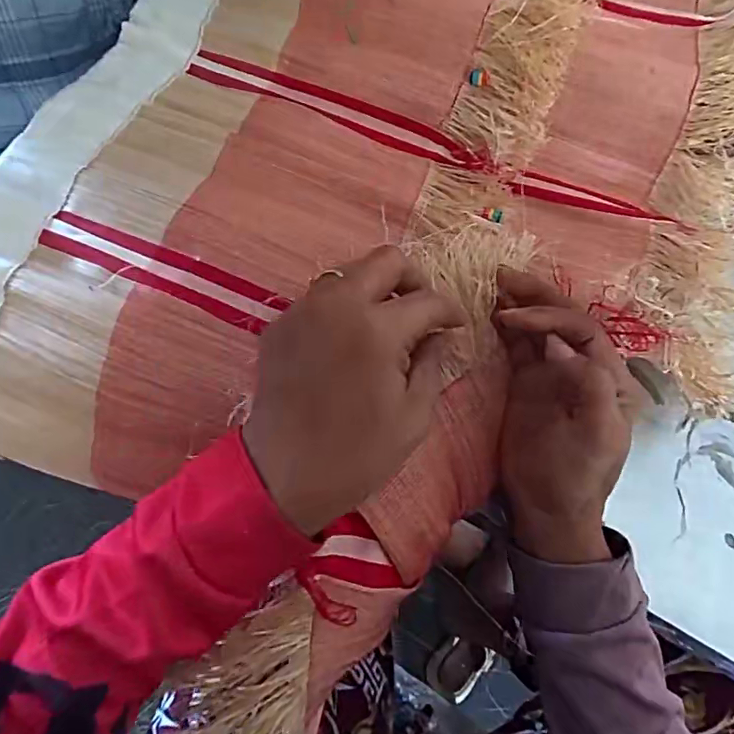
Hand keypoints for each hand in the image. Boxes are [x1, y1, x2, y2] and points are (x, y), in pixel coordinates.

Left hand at [243, 246, 466, 535]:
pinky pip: (317, 299)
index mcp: (376, 328)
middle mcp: (336, 304)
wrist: (283, 472)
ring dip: (372, 289)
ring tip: (384, 324)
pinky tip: (346, 342)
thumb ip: (432, 362)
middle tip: (421, 310)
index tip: (454, 325)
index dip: (449, 311)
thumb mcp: (413, 415)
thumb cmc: (357, 453)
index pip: (427, 299)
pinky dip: (340, 308)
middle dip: (412, 279)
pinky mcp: (279, 323)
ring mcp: (302, 309)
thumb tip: (440, 333)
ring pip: (347, 273)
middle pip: (385, 260)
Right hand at [493, 269, 639, 563]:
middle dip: (537, 295)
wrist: (548, 508)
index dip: (551, 317)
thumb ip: (588, 387)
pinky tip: (491, 311)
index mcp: (608, 378)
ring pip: (539, 328)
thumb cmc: (576, 476)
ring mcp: (552, 374)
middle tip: (503, 275)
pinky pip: (518, 346)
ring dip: (520, 304)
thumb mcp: (595, 437)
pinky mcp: (527, 383)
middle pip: (563, 318)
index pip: (582, 330)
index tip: (514, 318)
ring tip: (494, 283)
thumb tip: (559, 345)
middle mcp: (581, 368)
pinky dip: (505, 326)